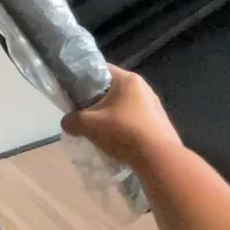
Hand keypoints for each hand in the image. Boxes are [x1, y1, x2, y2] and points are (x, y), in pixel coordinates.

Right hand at [61, 66, 181, 165]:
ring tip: (101, 129)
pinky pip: (137, 120)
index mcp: (128, 80)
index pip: (100, 70)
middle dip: (97, 100)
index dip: (83, 78)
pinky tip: (119, 141)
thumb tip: (67, 123)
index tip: (73, 91)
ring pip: (125, 106)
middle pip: (113, 89)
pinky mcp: (161, 124)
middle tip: (84, 112)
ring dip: (112, 115)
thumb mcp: (88, 124)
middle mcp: (144, 88)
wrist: (159, 160)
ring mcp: (155, 106)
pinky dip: (126, 127)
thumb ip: (72, 120)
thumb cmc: (122, 132)